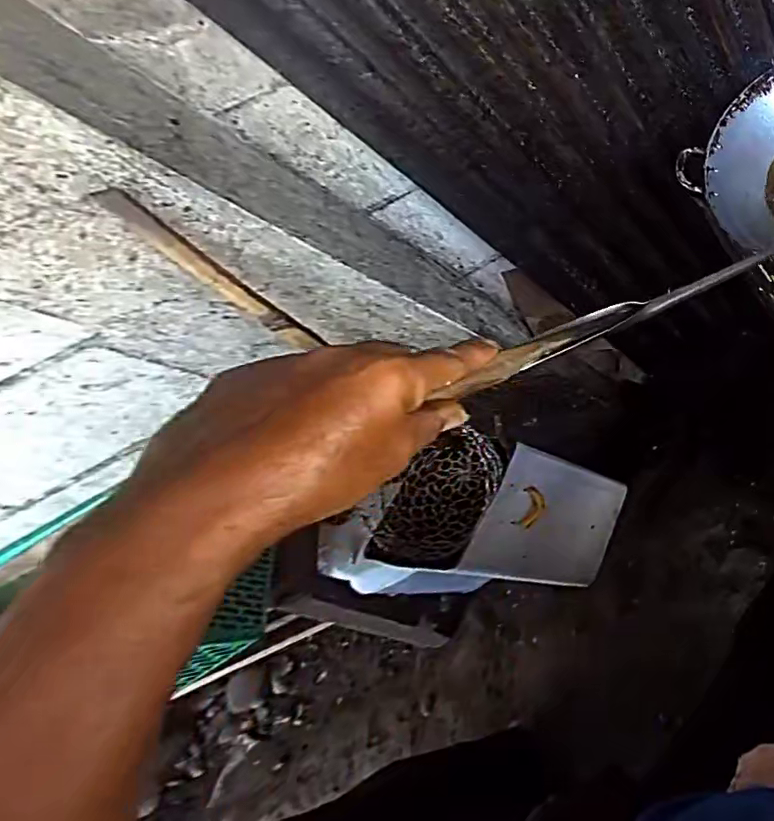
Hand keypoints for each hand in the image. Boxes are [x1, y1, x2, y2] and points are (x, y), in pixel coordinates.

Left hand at [122, 340, 497, 548]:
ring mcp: (290, 366)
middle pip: (392, 362)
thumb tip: (446, 411)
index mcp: (392, 375)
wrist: (205, 501)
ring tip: (335, 436)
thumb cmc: (312, 481)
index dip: (473, 357)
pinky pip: (290, 382)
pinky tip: (286, 438)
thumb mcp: (391, 458)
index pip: (448, 361)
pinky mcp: (242, 381)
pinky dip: (300, 401)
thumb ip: (425, 426)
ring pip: (339, 371)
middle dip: (402, 382)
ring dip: (349, 392)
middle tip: (403, 416)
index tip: (489, 350)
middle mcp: (345, 358)